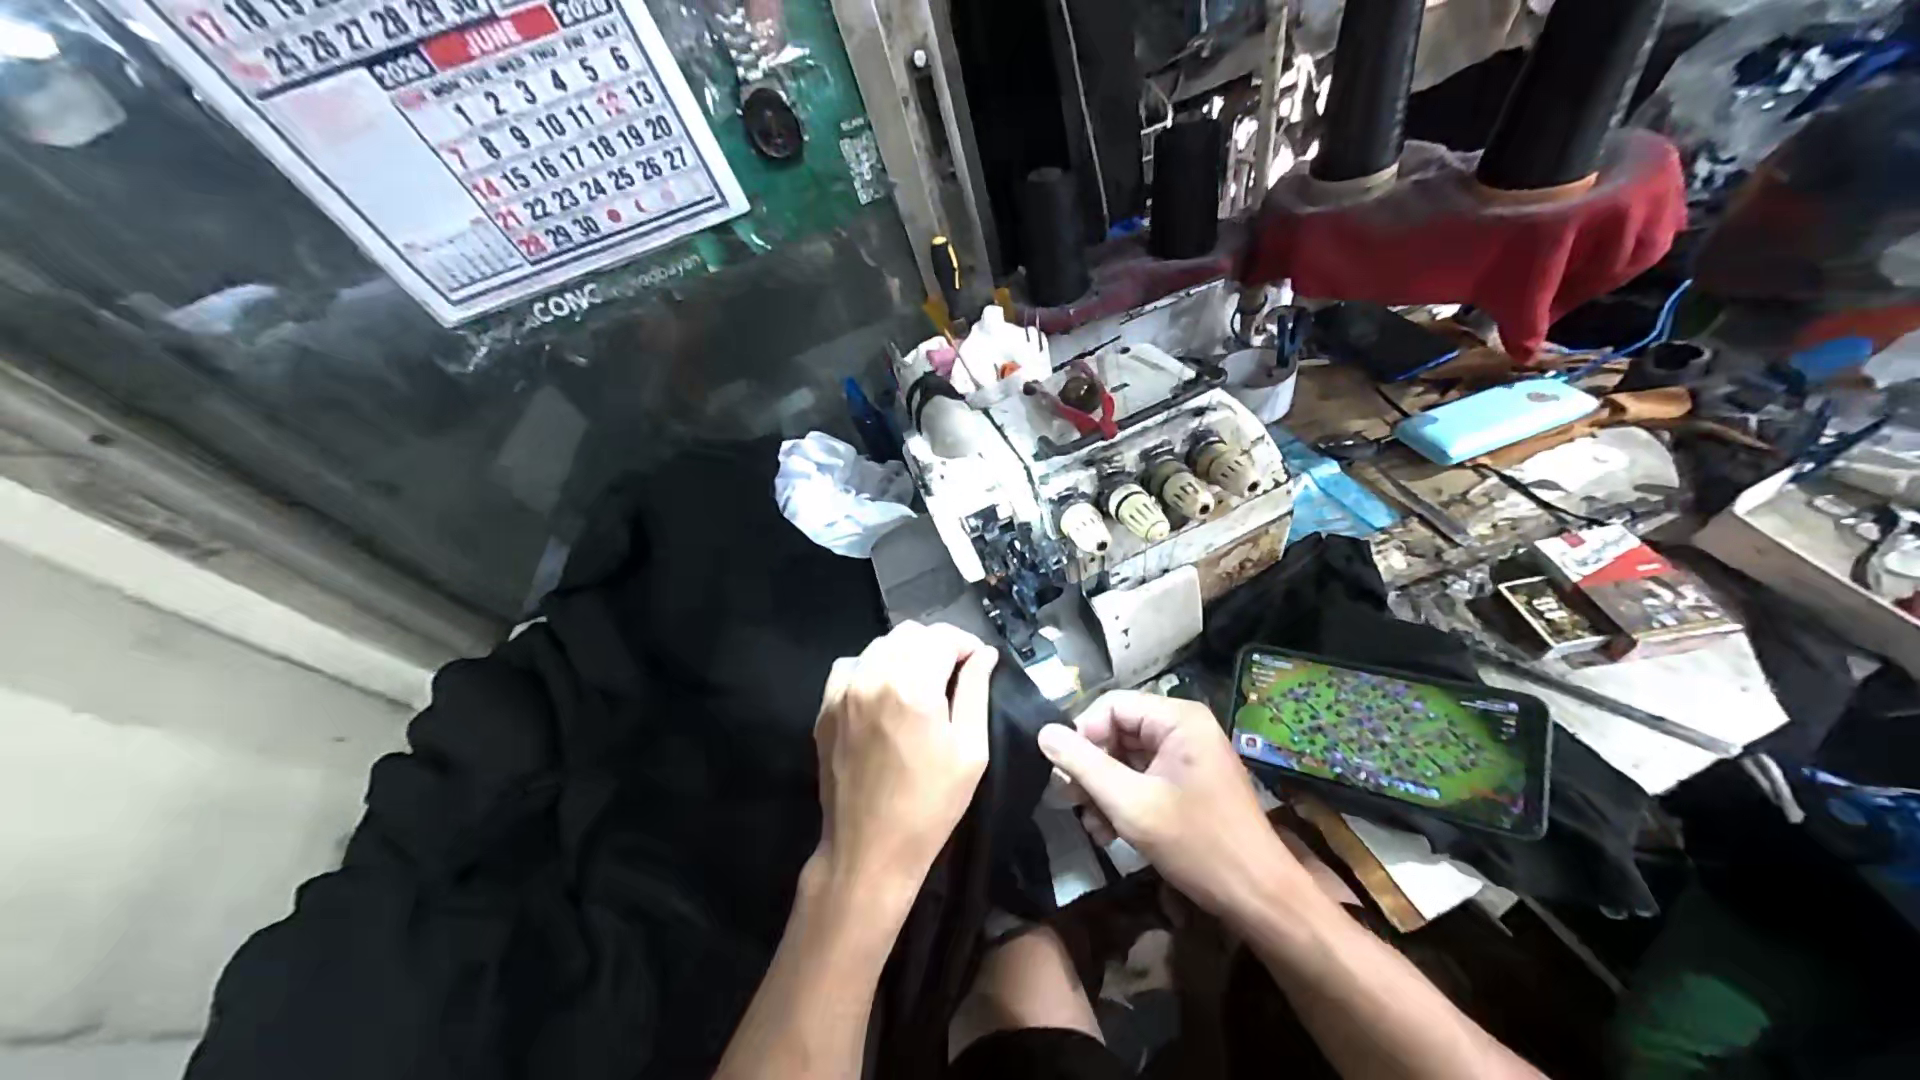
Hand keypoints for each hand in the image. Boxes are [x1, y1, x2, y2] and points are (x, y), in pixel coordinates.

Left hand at [812, 622, 997, 907]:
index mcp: (913, 687)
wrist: (868, 849)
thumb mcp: (970, 751)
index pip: (941, 636)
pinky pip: (852, 664)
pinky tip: (884, 690)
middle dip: (938, 645)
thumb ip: (976, 692)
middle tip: (954, 672)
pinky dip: (872, 666)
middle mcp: (874, 677)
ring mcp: (844, 691)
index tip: (977, 661)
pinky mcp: (825, 706)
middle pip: (910, 633)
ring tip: (921, 681)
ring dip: (906, 652)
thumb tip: (984, 655)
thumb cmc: (930, 805)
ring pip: (880, 644)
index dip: (966, 643)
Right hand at [1037, 691, 1313, 922]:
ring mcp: (1187, 754)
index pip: (1110, 706)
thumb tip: (1043, 732)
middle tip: (1072, 802)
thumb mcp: (1130, 803)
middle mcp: (1183, 727)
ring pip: (1125, 757)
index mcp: (1178, 718)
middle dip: (1091, 768)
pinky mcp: (1187, 780)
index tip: (1066, 774)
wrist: (1258, 897)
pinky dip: (1123, 799)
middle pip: (1117, 731)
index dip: (1082, 735)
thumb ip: (1083, 764)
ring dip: (1103, 789)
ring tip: (1092, 824)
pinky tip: (1109, 831)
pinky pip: (1142, 776)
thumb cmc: (1197, 844)